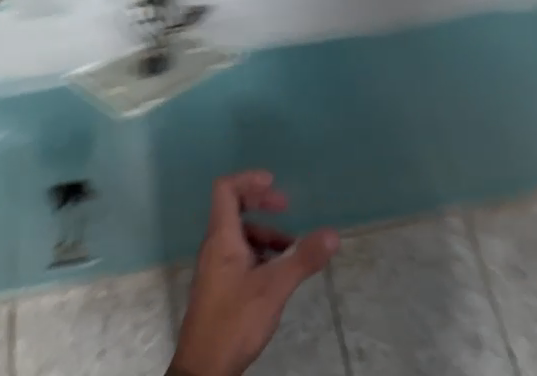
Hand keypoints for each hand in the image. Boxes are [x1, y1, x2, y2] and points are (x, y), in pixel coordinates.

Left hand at [169, 170, 339, 375]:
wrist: (204, 367)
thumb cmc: (235, 320)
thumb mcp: (274, 288)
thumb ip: (303, 259)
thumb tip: (333, 234)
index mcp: (222, 237)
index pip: (226, 189)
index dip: (249, 180)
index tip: (275, 183)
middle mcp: (214, 246)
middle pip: (233, 208)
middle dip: (261, 204)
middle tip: (287, 208)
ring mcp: (215, 267)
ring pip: (239, 235)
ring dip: (265, 233)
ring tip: (292, 249)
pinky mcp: (219, 286)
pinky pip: (239, 255)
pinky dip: (260, 254)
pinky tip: (278, 274)